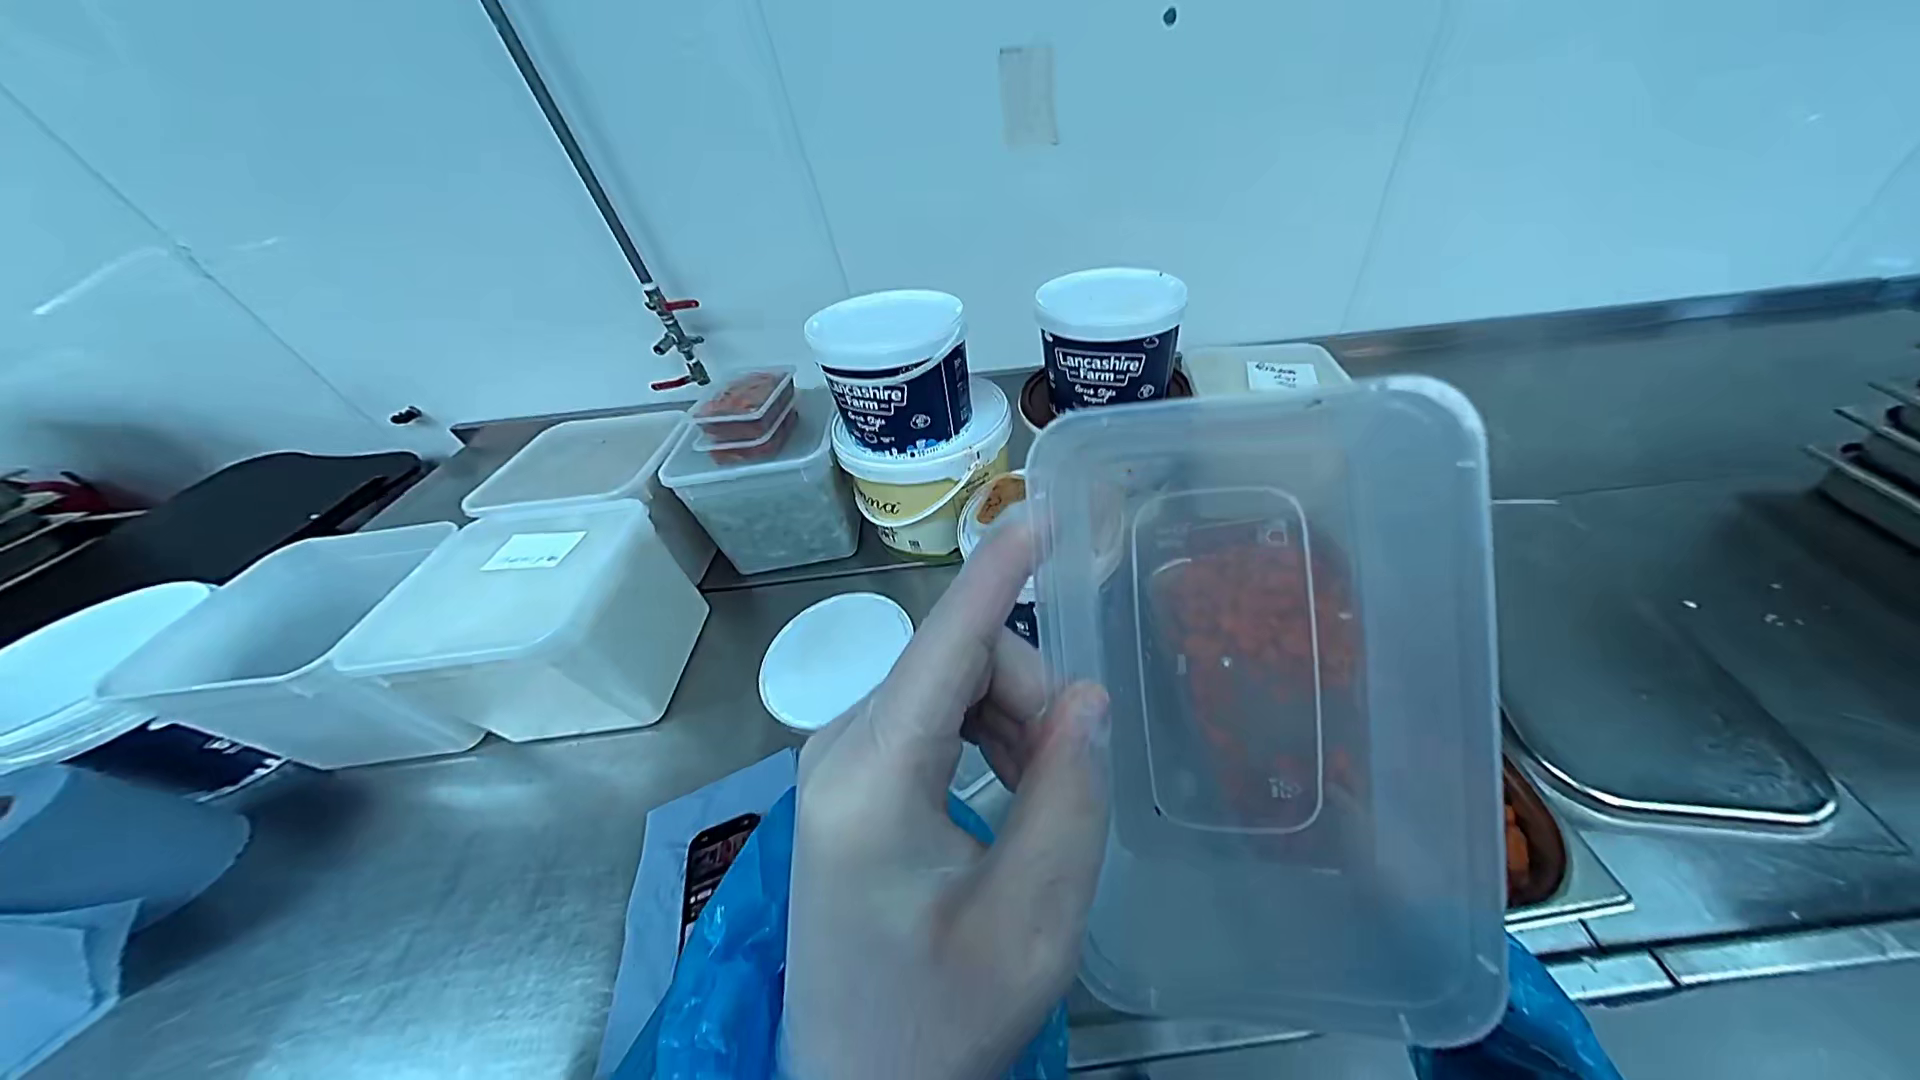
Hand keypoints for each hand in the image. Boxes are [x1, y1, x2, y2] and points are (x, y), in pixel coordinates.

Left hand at [780, 512, 1111, 1079]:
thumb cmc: (937, 1022)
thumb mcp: (1029, 929)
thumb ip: (1066, 801)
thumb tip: (1083, 697)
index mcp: (871, 778)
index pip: (945, 645)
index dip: (996, 574)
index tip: (1039, 515)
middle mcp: (840, 743)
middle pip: (956, 662)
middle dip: (1028, 694)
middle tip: (1068, 769)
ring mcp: (838, 750)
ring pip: (948, 679)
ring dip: (1010, 714)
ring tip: (1039, 790)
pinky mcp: (851, 765)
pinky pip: (932, 708)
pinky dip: (984, 728)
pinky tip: (1005, 783)